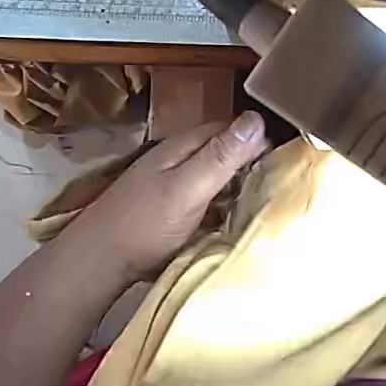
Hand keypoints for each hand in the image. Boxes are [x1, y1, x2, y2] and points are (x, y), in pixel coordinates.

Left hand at [62, 111, 270, 280]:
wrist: (98, 266)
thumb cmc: (143, 225)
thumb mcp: (187, 187)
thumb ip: (221, 156)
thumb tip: (256, 120)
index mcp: (184, 147)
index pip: (232, 129)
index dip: (260, 140)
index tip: (287, 161)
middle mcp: (182, 161)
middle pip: (229, 152)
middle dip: (256, 163)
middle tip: (285, 184)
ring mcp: (179, 186)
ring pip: (223, 177)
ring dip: (245, 185)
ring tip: (273, 201)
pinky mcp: (178, 211)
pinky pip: (215, 200)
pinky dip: (231, 205)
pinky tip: (244, 218)